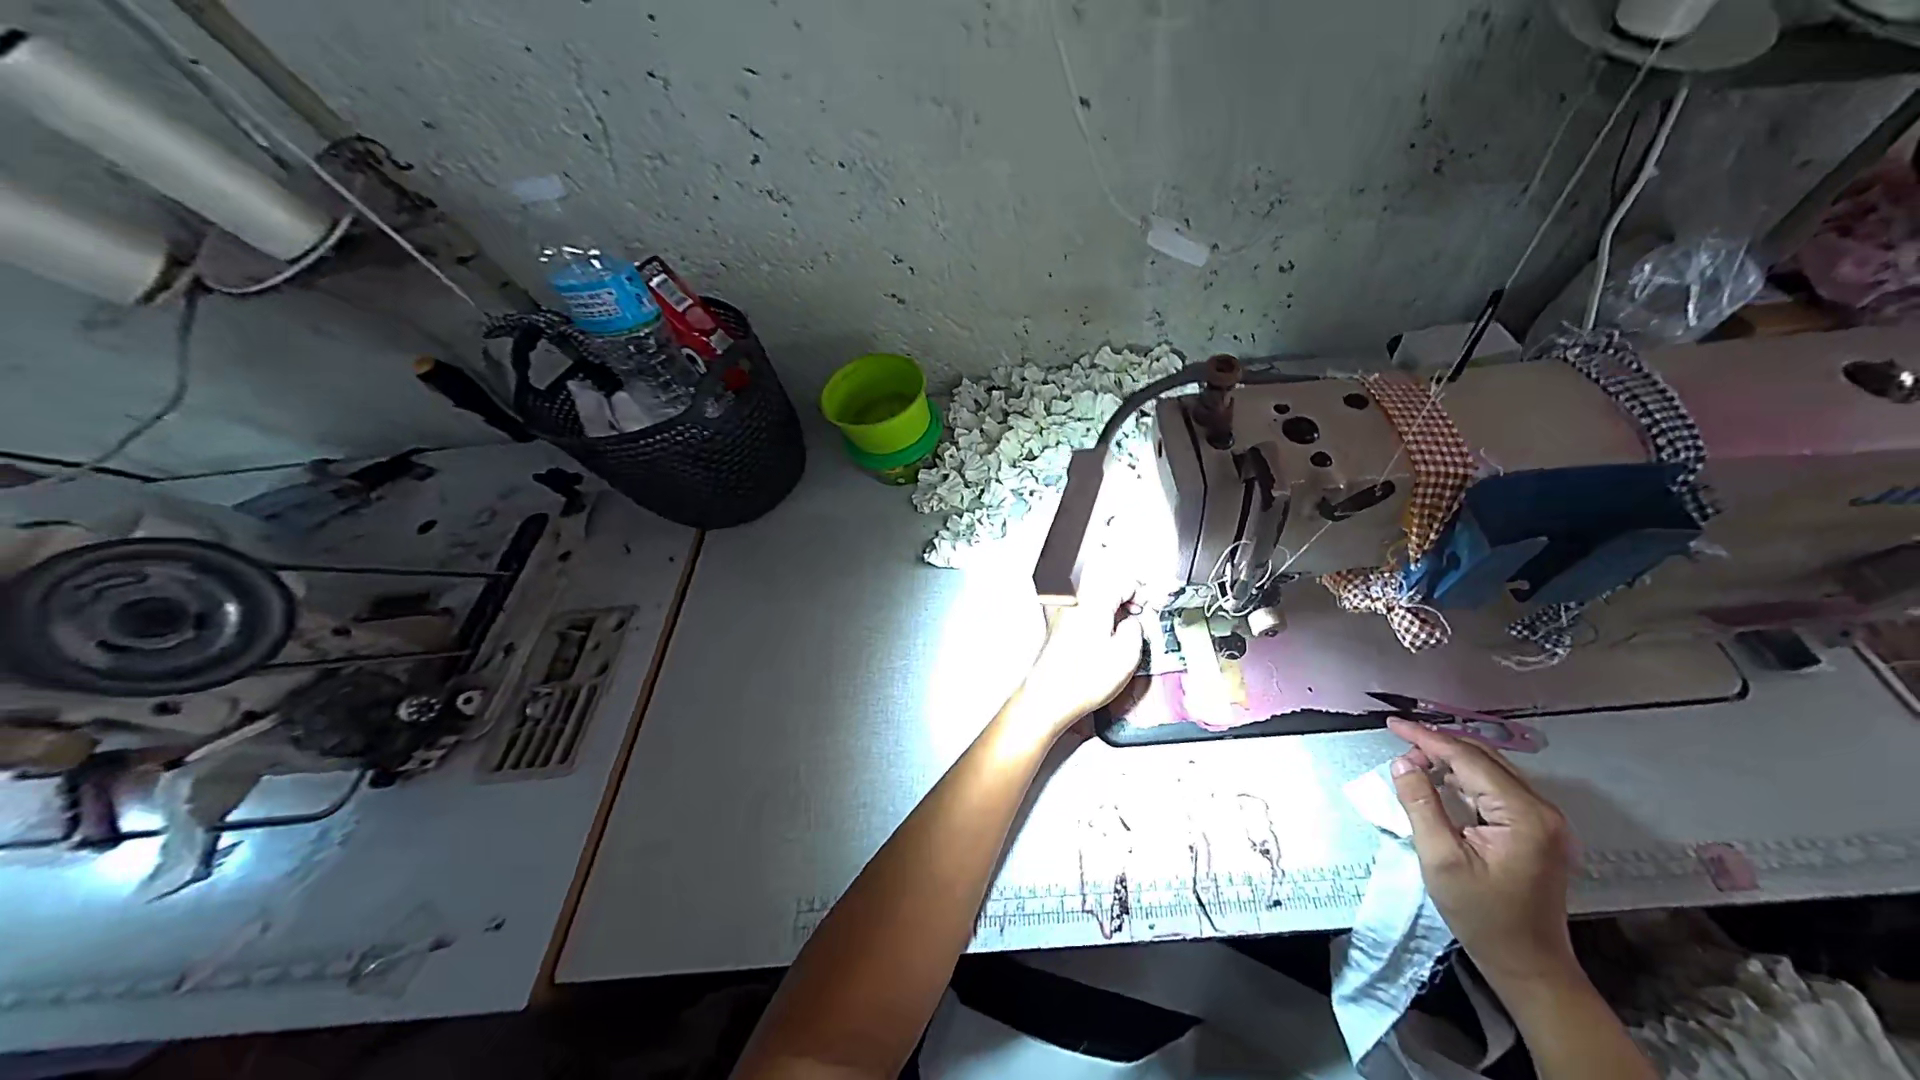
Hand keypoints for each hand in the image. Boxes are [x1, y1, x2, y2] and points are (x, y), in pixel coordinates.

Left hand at [1008, 574, 1145, 736]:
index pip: (1125, 581)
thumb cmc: (1080, 680)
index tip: (1148, 605)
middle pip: (1106, 580)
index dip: (1142, 594)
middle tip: (1137, 612)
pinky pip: (1080, 604)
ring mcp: (1061, 608)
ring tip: (1120, 624)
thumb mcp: (1127, 655)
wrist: (1049, 697)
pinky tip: (1102, 632)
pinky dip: (1095, 611)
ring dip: (1110, 602)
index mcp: (1093, 599)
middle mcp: (1073, 598)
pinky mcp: (1054, 621)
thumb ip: (1136, 627)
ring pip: (1092, 591)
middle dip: (1125, 594)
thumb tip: (1131, 622)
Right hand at [1387, 718, 1578, 988]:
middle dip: (1439, 746)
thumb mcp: (1440, 858)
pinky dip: (1466, 779)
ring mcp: (1544, 822)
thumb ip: (1421, 804)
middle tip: (1399, 744)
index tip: (1393, 725)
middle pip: (1484, 759)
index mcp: (1524, 815)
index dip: (1427, 739)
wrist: (1528, 963)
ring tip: (1414, 761)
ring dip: (1452, 761)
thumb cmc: (1482, 915)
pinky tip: (1442, 781)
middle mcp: (1543, 811)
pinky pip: (1498, 790)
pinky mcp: (1538, 832)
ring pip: (1492, 771)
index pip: (1469, 760)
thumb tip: (1403, 763)